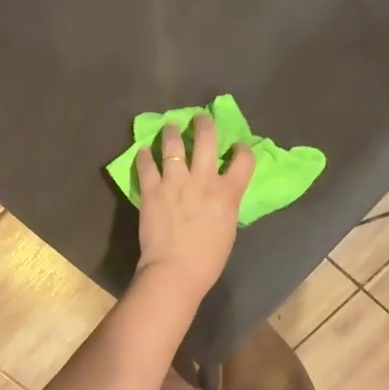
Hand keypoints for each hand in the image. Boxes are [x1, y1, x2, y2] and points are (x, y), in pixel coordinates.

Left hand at [133, 114, 254, 298]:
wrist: (175, 271)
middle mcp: (203, 180)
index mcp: (228, 193)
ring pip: (173, 144)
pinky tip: (144, 150)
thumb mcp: (228, 227)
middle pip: (207, 140)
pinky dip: (145, 155)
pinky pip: (147, 164)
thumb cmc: (208, 259)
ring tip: (170, 126)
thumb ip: (225, 204)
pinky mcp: (152, 189)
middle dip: (204, 124)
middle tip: (200, 118)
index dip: (242, 149)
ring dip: (172, 131)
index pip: (244, 159)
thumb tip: (220, 193)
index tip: (237, 147)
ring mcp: (175, 182)